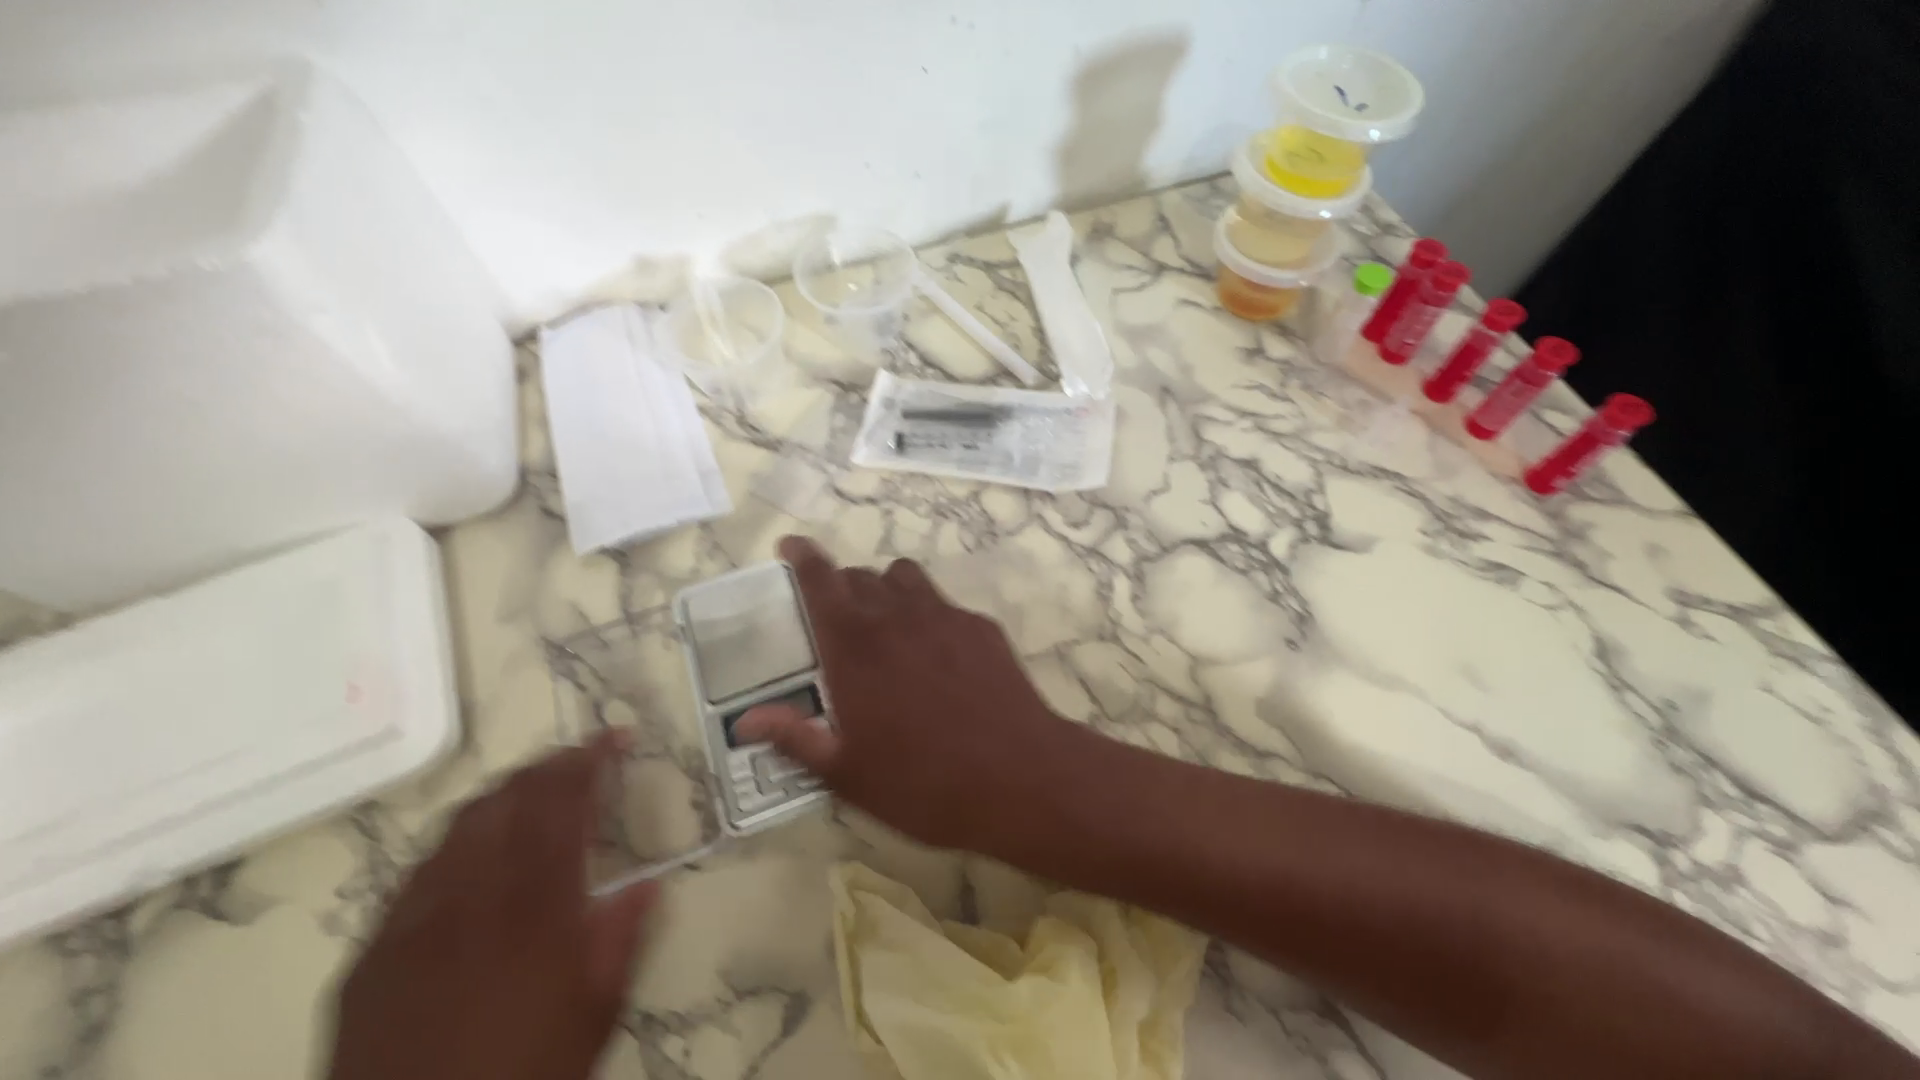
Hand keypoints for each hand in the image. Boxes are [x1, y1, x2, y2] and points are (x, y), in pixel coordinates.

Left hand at [327, 733, 657, 1079]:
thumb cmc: (525, 1079)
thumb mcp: (595, 1016)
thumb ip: (619, 939)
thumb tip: (644, 884)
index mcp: (534, 907)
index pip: (561, 805)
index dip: (588, 760)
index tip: (615, 737)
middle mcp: (470, 896)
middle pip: (507, 800)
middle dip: (548, 765)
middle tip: (582, 757)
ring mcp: (412, 921)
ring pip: (458, 827)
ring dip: (503, 796)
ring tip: (534, 792)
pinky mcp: (372, 953)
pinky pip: (418, 873)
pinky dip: (458, 843)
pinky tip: (472, 858)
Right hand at [734, 536, 1093, 853]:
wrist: (1018, 778)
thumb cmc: (922, 782)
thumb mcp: (847, 773)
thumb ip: (794, 737)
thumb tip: (746, 719)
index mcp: (854, 647)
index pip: (820, 582)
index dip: (802, 557)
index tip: (790, 546)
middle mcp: (897, 618)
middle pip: (860, 577)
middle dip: (841, 586)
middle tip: (836, 620)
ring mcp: (945, 617)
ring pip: (905, 578)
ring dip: (886, 590)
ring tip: (886, 626)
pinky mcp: (982, 628)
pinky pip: (945, 604)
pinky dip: (929, 614)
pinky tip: (938, 657)